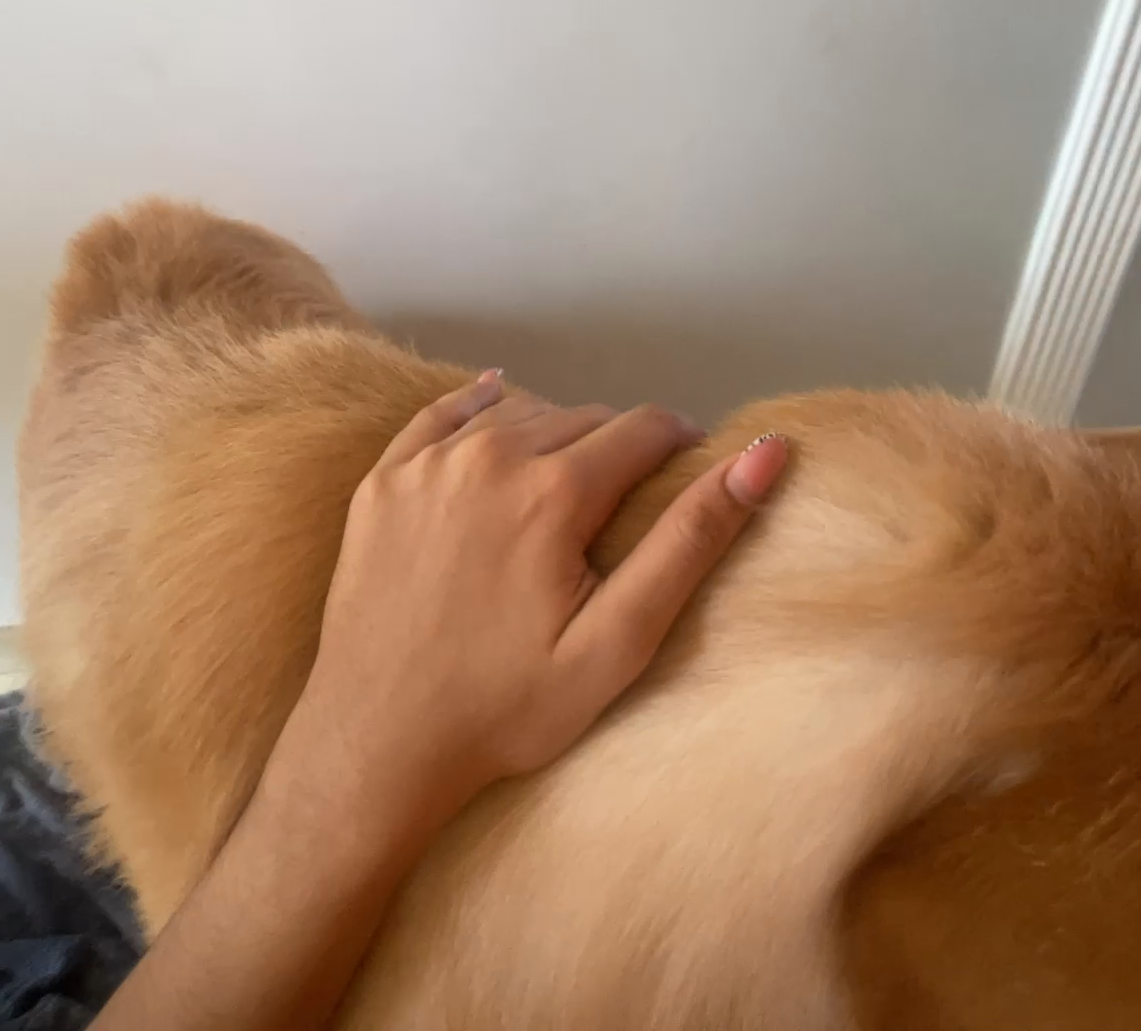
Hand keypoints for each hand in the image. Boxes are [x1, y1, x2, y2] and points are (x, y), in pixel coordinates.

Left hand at [293, 370, 787, 819]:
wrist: (377, 741)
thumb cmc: (508, 706)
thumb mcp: (618, 641)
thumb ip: (690, 541)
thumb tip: (764, 454)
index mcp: (554, 491)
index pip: (642, 428)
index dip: (677, 440)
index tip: (689, 459)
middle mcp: (488, 455)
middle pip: (583, 417)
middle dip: (619, 444)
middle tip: (626, 493)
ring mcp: (426, 463)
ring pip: (518, 412)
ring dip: (556, 432)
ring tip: (570, 474)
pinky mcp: (382, 480)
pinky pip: (442, 414)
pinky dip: (479, 405)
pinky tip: (495, 398)